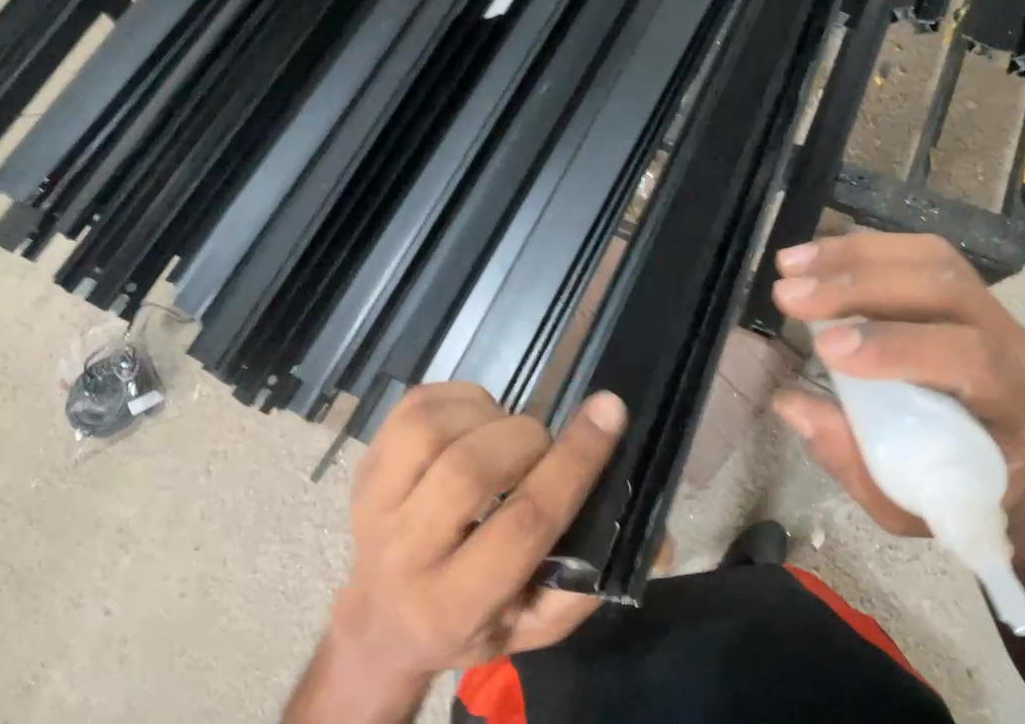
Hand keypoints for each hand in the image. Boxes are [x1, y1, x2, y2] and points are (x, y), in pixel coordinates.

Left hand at [329, 382, 626, 682]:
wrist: (380, 622)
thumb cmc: (470, 623)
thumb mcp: (534, 627)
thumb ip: (590, 583)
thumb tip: (659, 541)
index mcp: (454, 604)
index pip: (521, 524)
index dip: (572, 464)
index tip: (609, 413)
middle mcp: (405, 553)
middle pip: (470, 470)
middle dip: (527, 441)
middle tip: (544, 448)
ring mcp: (376, 503)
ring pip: (432, 429)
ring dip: (488, 415)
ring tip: (507, 435)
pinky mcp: (365, 466)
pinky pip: (413, 405)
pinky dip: (459, 397)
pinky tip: (477, 419)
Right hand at [768, 232, 1024, 536]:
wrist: (998, 474)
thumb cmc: (954, 496)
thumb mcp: (904, 506)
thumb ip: (854, 461)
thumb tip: (793, 403)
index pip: (975, 362)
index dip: (899, 346)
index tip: (826, 348)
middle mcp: (1023, 352)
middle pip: (949, 292)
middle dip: (861, 288)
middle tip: (788, 296)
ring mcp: (998, 314)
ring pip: (933, 260)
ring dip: (853, 258)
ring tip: (790, 267)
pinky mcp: (966, 293)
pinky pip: (918, 255)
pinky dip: (860, 251)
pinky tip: (813, 258)